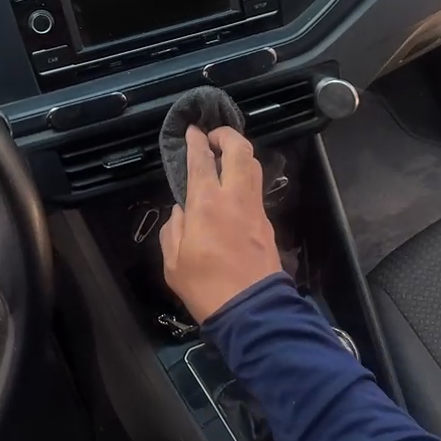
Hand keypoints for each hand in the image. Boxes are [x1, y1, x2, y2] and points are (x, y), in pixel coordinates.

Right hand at [160, 126, 281, 321]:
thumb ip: (173, 230)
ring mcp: (255, 209)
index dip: (196, 140)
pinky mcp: (267, 223)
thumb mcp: (173, 262)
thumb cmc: (206, 287)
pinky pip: (255, 190)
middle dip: (227, 135)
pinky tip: (232, 191)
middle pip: (240, 150)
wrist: (252, 311)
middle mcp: (235, 197)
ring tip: (224, 158)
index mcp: (207, 203)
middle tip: (213, 137)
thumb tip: (180, 210)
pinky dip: (244, 179)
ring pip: (254, 166)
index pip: (202, 159)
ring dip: (239, 154)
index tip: (192, 130)